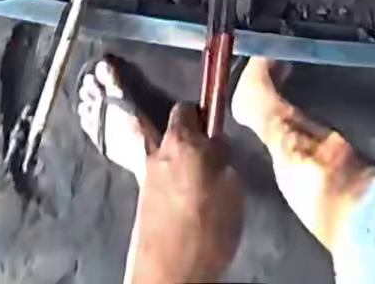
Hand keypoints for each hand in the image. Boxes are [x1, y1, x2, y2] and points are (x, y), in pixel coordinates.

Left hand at [128, 104, 243, 283]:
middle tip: (212, 155)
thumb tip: (215, 148)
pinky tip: (190, 205)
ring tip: (203, 185)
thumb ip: (222, 157)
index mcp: (182, 140)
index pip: (187, 107)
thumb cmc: (207, 227)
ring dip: (182, 165)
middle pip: (174, 133)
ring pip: (168, 159)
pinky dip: (174, 188)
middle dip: (191, 139)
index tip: (216, 126)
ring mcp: (145, 180)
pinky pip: (162, 184)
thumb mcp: (232, 185)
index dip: (203, 113)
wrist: (169, 279)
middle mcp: (158, 153)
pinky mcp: (142, 206)